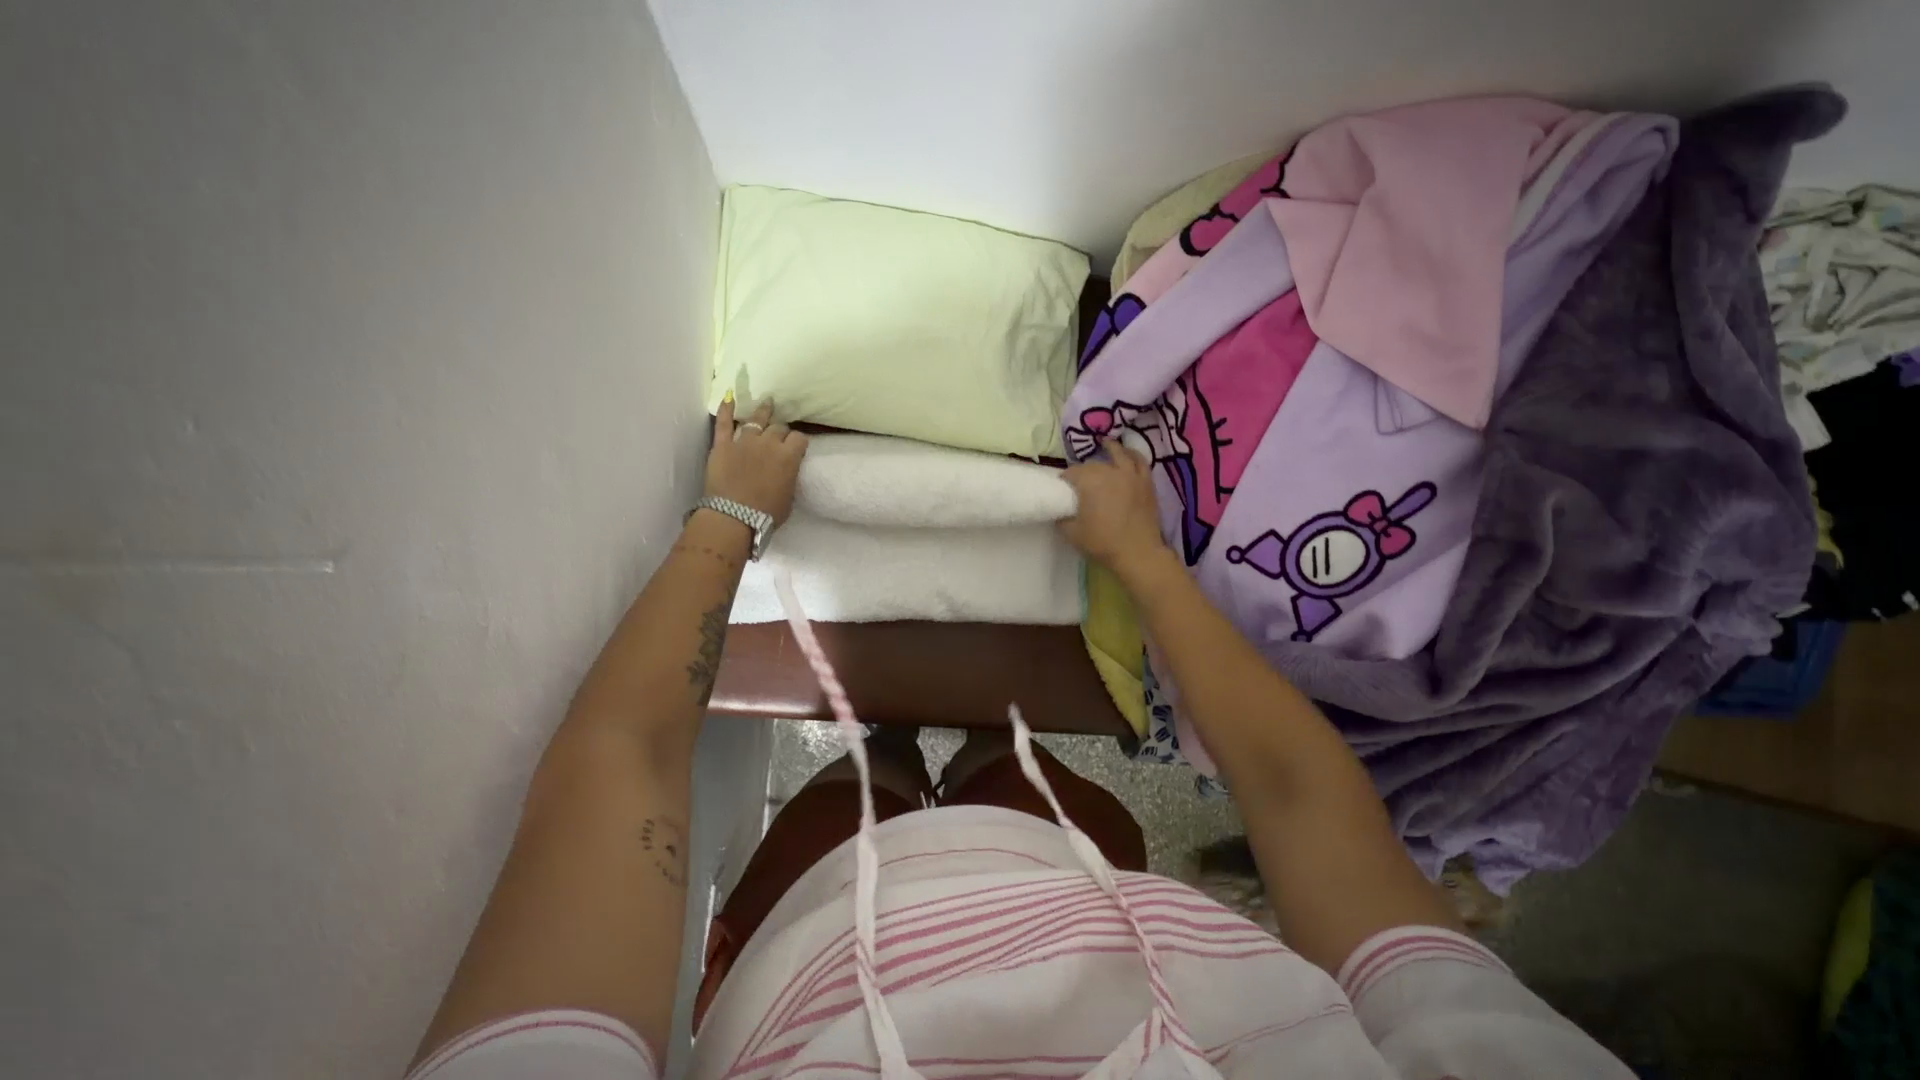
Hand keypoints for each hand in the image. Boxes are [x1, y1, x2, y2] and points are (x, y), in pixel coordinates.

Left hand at [704, 398, 807, 524]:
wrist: (733, 517)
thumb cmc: (766, 514)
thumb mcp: (789, 497)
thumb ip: (789, 477)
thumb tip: (786, 470)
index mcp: (789, 456)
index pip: (799, 438)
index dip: (799, 442)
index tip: (797, 446)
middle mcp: (769, 443)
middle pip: (779, 428)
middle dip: (781, 431)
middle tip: (780, 435)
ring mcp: (744, 441)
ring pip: (756, 420)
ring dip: (763, 411)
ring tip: (767, 403)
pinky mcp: (722, 445)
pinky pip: (723, 423)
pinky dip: (725, 409)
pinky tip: (728, 397)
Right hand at [1058, 439, 1172, 579]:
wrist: (1138, 553)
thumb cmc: (1103, 543)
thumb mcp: (1072, 534)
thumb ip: (1062, 519)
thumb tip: (1060, 512)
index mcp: (1090, 482)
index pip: (1072, 473)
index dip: (1065, 479)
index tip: (1062, 488)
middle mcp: (1111, 472)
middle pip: (1093, 464)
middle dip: (1084, 470)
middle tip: (1079, 481)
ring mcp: (1131, 475)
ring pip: (1119, 454)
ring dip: (1110, 449)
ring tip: (1104, 445)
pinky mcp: (1146, 482)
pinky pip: (1140, 461)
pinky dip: (1133, 455)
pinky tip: (1128, 454)